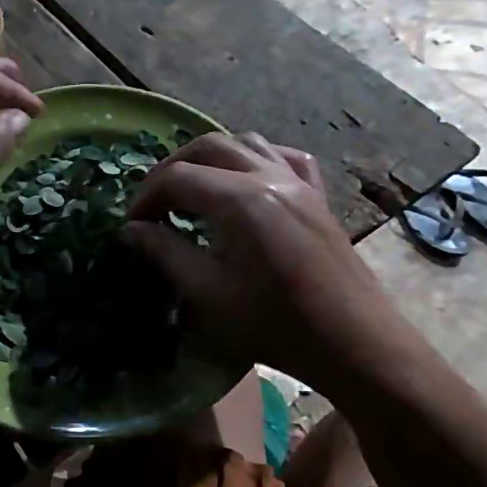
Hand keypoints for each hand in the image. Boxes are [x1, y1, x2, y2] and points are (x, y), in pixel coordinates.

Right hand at [124, 132, 409, 383]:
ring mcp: (300, 183)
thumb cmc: (276, 325)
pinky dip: (255, 159)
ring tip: (192, 190)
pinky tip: (246, 181)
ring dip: (210, 159)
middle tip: (153, 204)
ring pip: (246, 143)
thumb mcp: (208, 294)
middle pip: (208, 147)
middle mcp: (271, 176)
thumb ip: (166, 254)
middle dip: (172, 168)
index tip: (131, 226)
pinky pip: (284, 157)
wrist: (354, 343)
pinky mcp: (318, 197)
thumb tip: (132, 230)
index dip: (146, 197)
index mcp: (242, 200)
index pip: (178, 177)